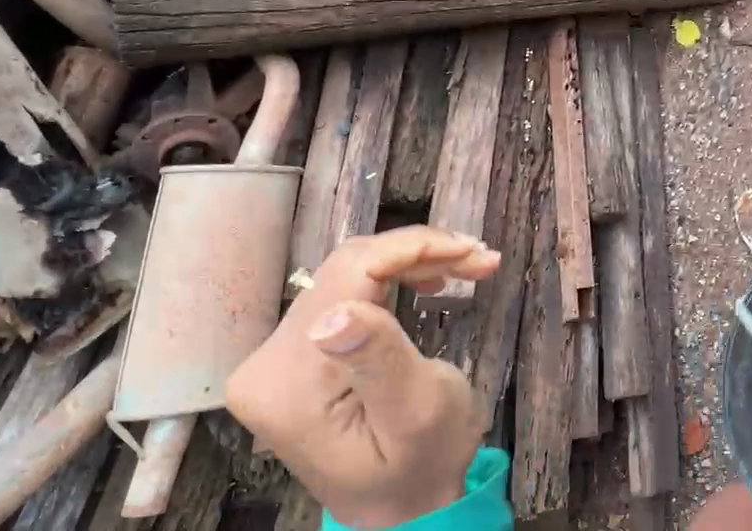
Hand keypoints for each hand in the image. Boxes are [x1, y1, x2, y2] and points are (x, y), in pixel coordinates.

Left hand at [226, 227, 502, 530]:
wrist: (404, 507)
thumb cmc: (421, 465)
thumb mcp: (414, 414)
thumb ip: (378, 360)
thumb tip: (333, 318)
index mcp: (288, 380)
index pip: (350, 274)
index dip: (415, 248)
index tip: (475, 252)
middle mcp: (268, 362)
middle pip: (351, 267)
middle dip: (423, 252)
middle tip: (484, 260)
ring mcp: (280, 356)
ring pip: (354, 271)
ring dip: (416, 259)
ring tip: (472, 266)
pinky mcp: (299, 352)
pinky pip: (351, 289)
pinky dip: (400, 274)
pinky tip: (434, 280)